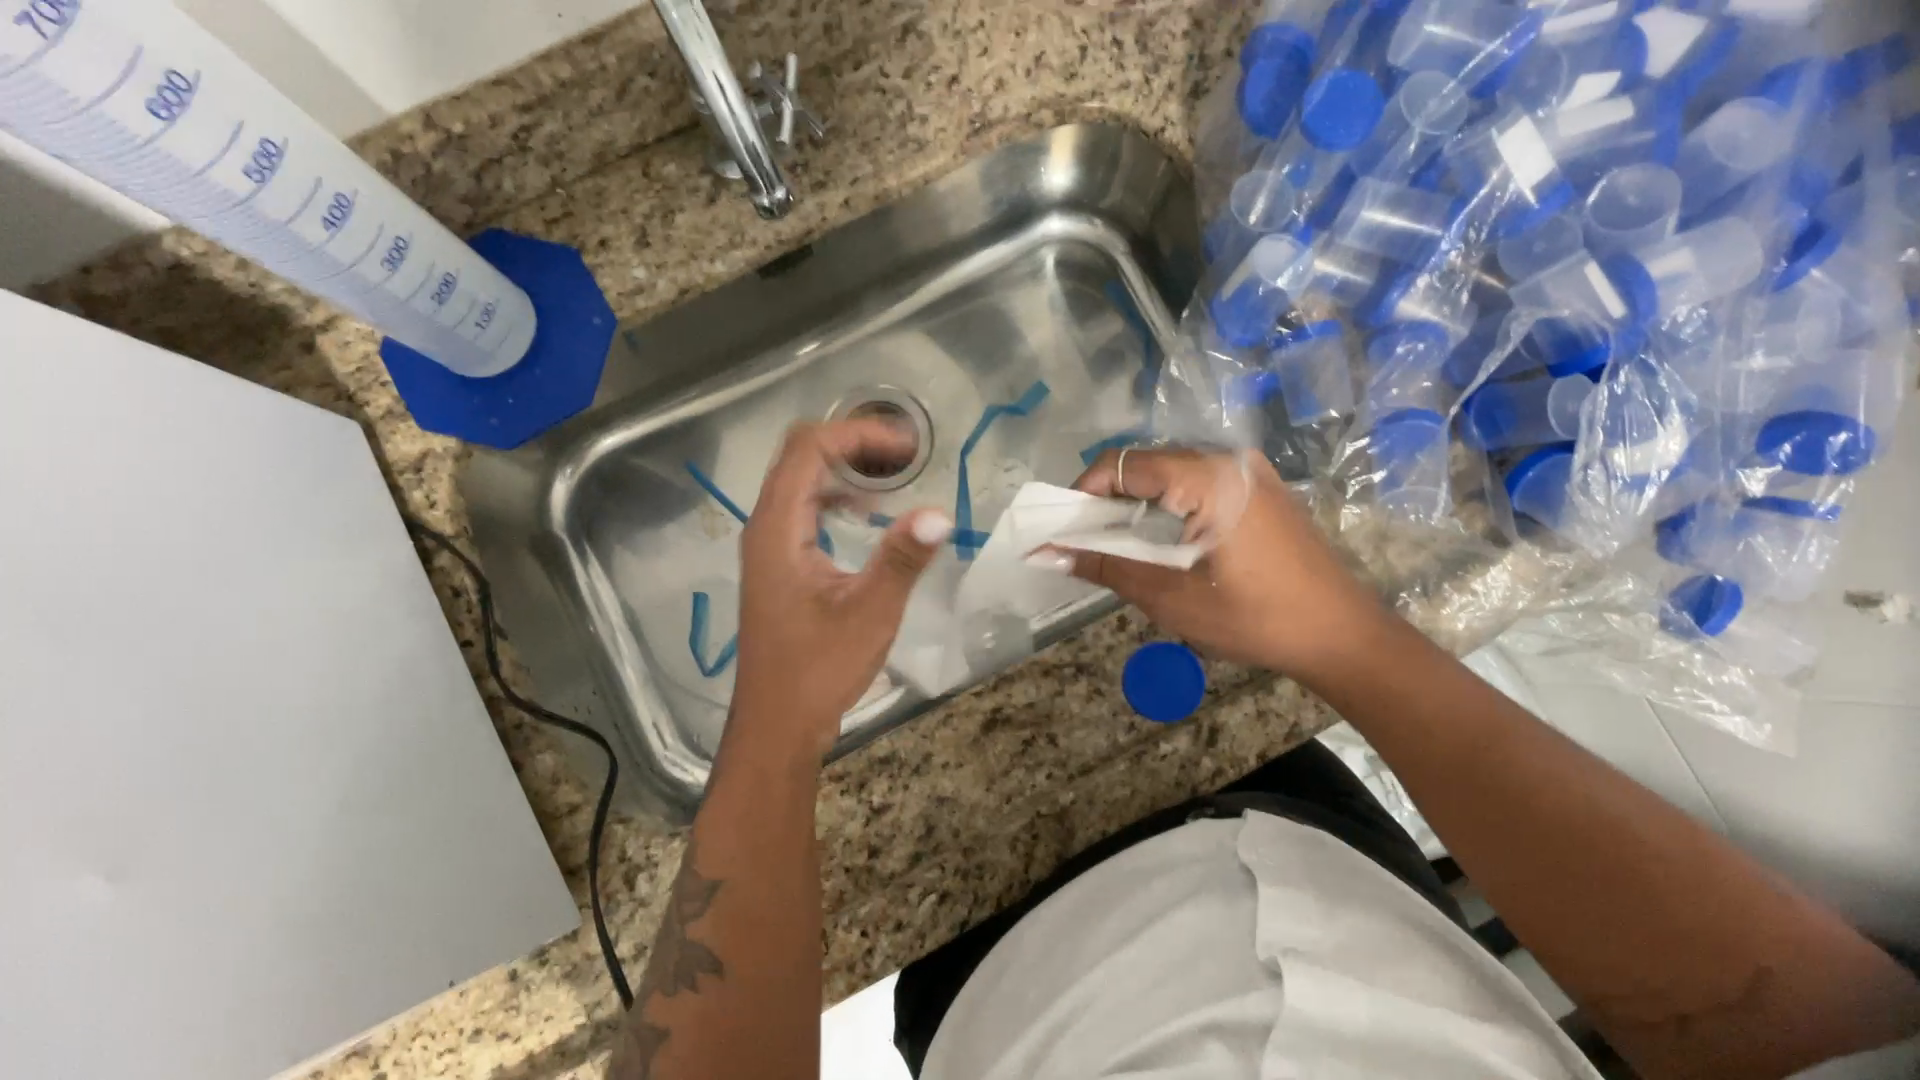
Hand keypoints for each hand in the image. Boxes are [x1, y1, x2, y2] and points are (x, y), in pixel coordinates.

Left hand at [731, 421, 951, 760]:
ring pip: (800, 481)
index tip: (909, 449)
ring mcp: (767, 546)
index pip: (809, 448)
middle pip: (800, 456)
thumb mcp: (870, 613)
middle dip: (854, 443)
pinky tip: (868, 516)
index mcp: (778, 528)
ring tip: (895, 476)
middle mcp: (765, 527)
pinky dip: (837, 498)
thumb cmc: (818, 670)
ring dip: (846, 469)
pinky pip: (803, 509)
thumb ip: (901, 559)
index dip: (859, 434)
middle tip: (907, 457)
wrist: (777, 723)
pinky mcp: (777, 565)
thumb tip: (940, 513)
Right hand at [1063, 447, 1388, 683]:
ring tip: (1124, 546)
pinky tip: (1169, 542)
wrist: (1342, 634)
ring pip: (1172, 471)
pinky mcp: (1263, 488)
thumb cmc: (1255, 619)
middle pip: (1146, 463)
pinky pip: (1201, 481)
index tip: (1063, 528)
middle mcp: (1228, 460)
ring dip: (1139, 502)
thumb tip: (1052, 552)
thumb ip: (1108, 566)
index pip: (1122, 464)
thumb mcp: (1172, 598)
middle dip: (1108, 499)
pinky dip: (1172, 503)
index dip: (1083, 492)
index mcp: (1206, 478)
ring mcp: (1251, 470)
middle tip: (1089, 542)